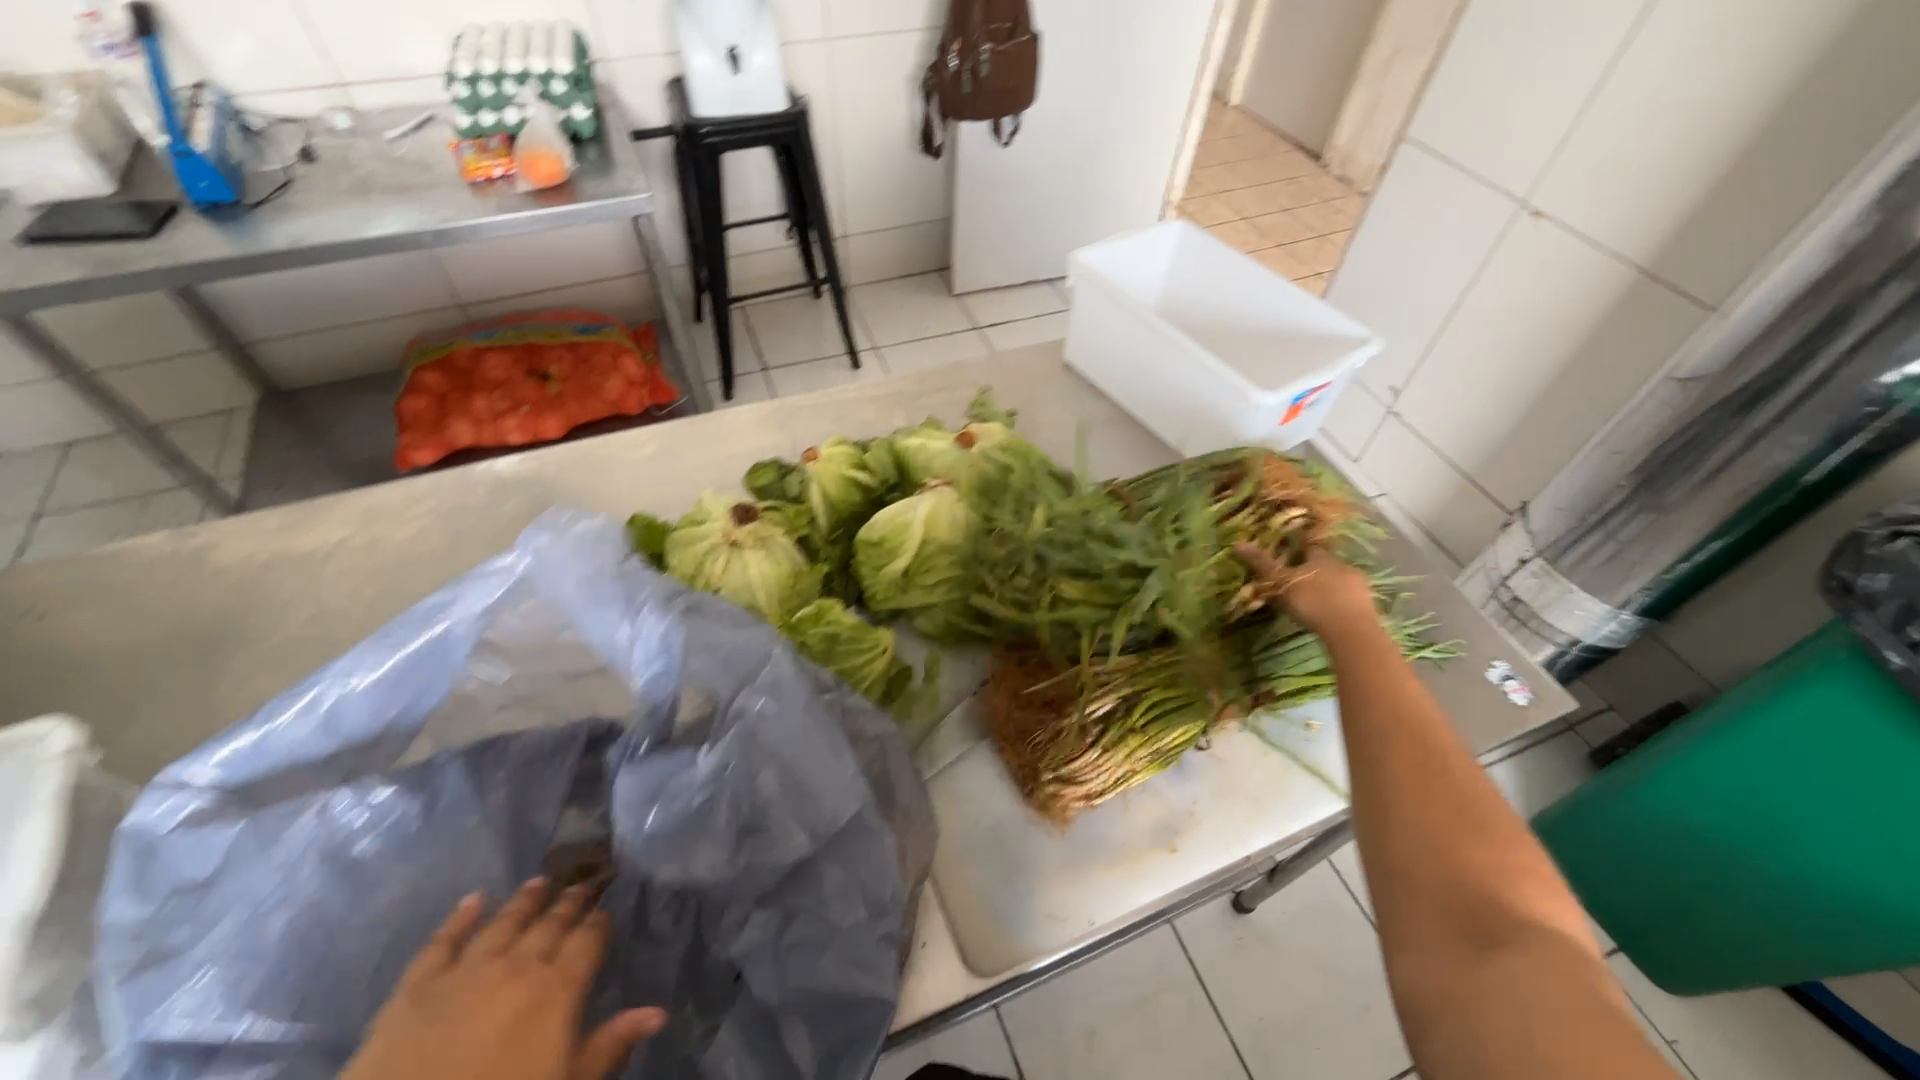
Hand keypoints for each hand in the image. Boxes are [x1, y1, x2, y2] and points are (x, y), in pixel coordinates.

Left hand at [341, 879, 667, 1079]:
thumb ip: (610, 1044)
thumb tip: (658, 1012)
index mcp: (557, 991)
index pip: (587, 942)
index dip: (600, 922)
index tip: (608, 906)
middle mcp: (516, 967)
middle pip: (550, 925)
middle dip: (570, 903)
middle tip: (584, 883)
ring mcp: (465, 971)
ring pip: (503, 923)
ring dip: (524, 901)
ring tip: (540, 882)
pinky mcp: (417, 986)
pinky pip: (443, 942)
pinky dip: (460, 918)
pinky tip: (473, 899)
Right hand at [1235, 543, 1375, 635]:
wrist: (1350, 629)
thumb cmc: (1313, 602)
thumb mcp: (1282, 583)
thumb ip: (1263, 564)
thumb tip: (1238, 543)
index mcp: (1321, 558)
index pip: (1311, 548)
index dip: (1301, 551)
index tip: (1292, 557)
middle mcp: (1343, 566)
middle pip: (1328, 564)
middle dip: (1317, 571)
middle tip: (1303, 583)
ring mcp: (1360, 585)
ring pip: (1342, 581)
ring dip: (1332, 588)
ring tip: (1318, 602)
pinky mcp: (1369, 605)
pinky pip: (1352, 599)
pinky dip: (1343, 603)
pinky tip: (1335, 615)